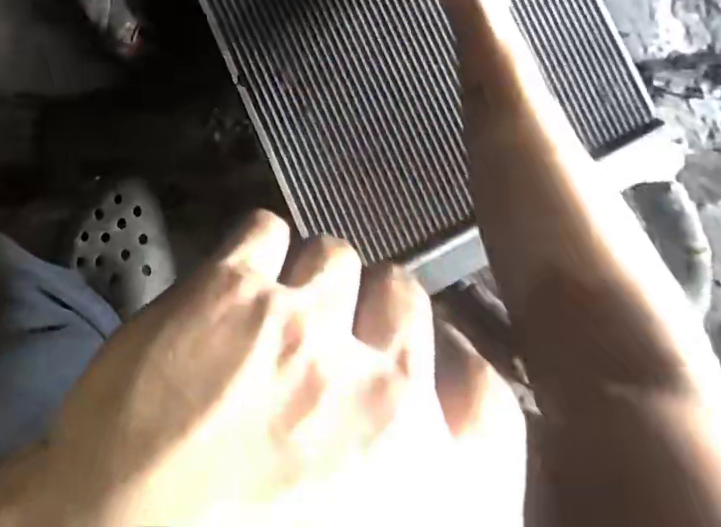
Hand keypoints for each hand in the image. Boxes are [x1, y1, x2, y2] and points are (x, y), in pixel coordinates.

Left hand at [29, 211, 521, 524]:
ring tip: (272, 304)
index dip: (451, 358)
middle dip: (367, 305)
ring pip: (333, 254)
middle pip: (404, 298)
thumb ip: (403, 490)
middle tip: (324, 327)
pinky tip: (234, 275)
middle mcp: (387, 397)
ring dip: (309, 272)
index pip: (488, 396)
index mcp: (442, 493)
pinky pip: (266, 227)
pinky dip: (256, 244)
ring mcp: (305, 330)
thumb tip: (405, 423)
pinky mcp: (232, 287)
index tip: (414, 351)